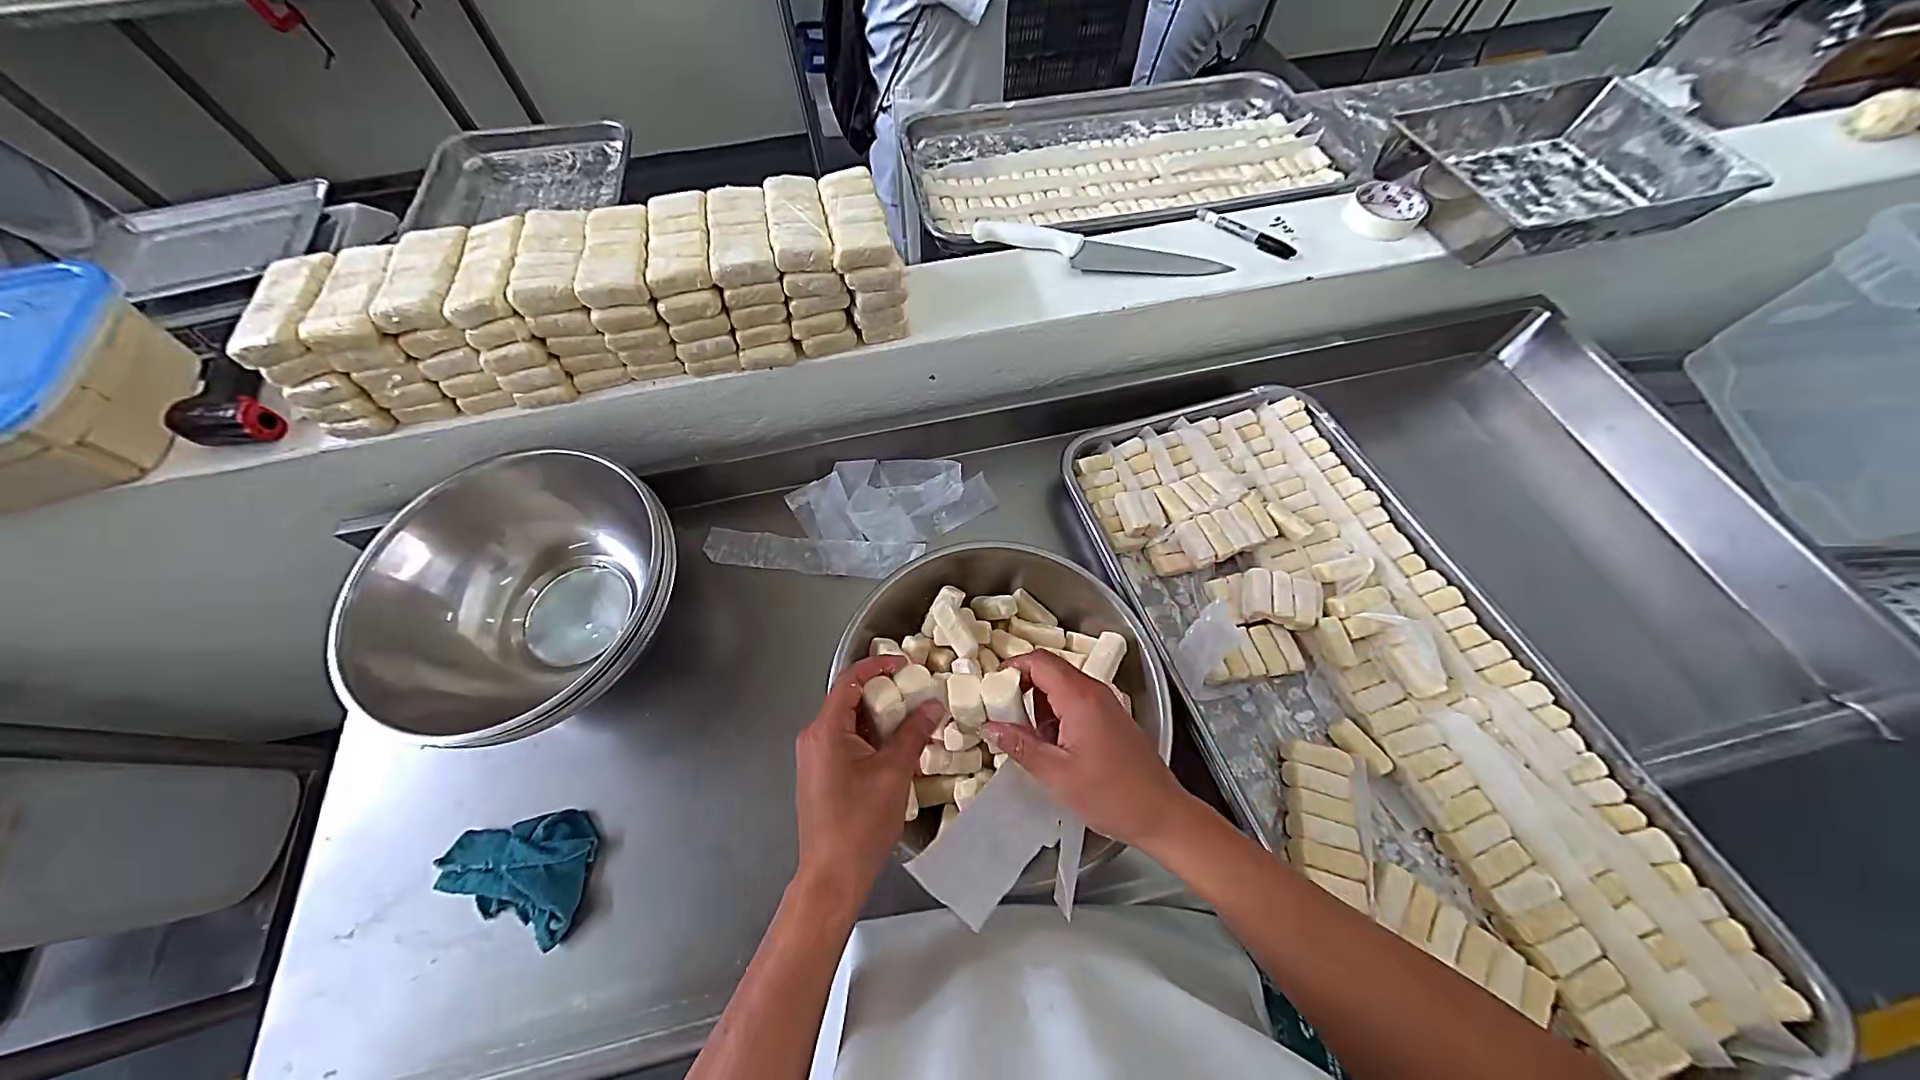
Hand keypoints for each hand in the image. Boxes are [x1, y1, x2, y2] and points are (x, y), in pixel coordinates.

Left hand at [794, 655, 941, 898]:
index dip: (878, 666)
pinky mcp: (820, 774)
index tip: (903, 665)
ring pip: (849, 722)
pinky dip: (871, 738)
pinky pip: (846, 741)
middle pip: (849, 699)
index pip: (849, 680)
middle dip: (884, 694)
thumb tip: (932, 706)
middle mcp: (814, 738)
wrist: (832, 876)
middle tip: (915, 695)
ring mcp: (814, 757)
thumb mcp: (895, 772)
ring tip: (911, 722)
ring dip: (880, 719)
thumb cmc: (858, 826)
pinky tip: (895, 749)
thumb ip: (914, 733)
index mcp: (825, 730)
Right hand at [986, 651, 1196, 849]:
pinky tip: (1054, 749)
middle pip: (1049, 671)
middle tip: (1004, 718)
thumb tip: (991, 727)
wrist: (1161, 815)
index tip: (991, 688)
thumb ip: (1020, 745)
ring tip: (1031, 741)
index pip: (1038, 661)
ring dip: (1039, 708)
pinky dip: (1057, 718)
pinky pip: (1075, 704)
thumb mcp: (1057, 773)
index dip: (1011, 668)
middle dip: (1022, 691)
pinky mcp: (1110, 719)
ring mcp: (1105, 704)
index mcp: (1080, 697)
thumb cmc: (1113, 796)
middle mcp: (1095, 692)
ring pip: (1060, 689)